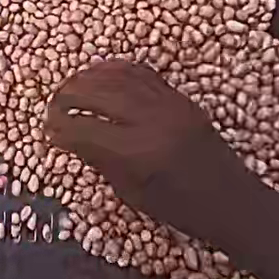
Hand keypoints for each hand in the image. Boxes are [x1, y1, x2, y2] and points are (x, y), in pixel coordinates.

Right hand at [44, 60, 278, 249]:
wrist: (231, 200)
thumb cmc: (178, 208)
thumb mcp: (131, 192)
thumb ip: (99, 159)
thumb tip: (69, 136)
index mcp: (136, 153)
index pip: (85, 129)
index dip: (61, 128)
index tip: (48, 129)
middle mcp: (151, 122)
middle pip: (98, 94)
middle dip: (68, 97)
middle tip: (54, 105)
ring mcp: (168, 105)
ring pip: (118, 78)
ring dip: (88, 78)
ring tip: (70, 86)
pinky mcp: (179, 98)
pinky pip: (142, 74)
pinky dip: (116, 70)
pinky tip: (100, 73)